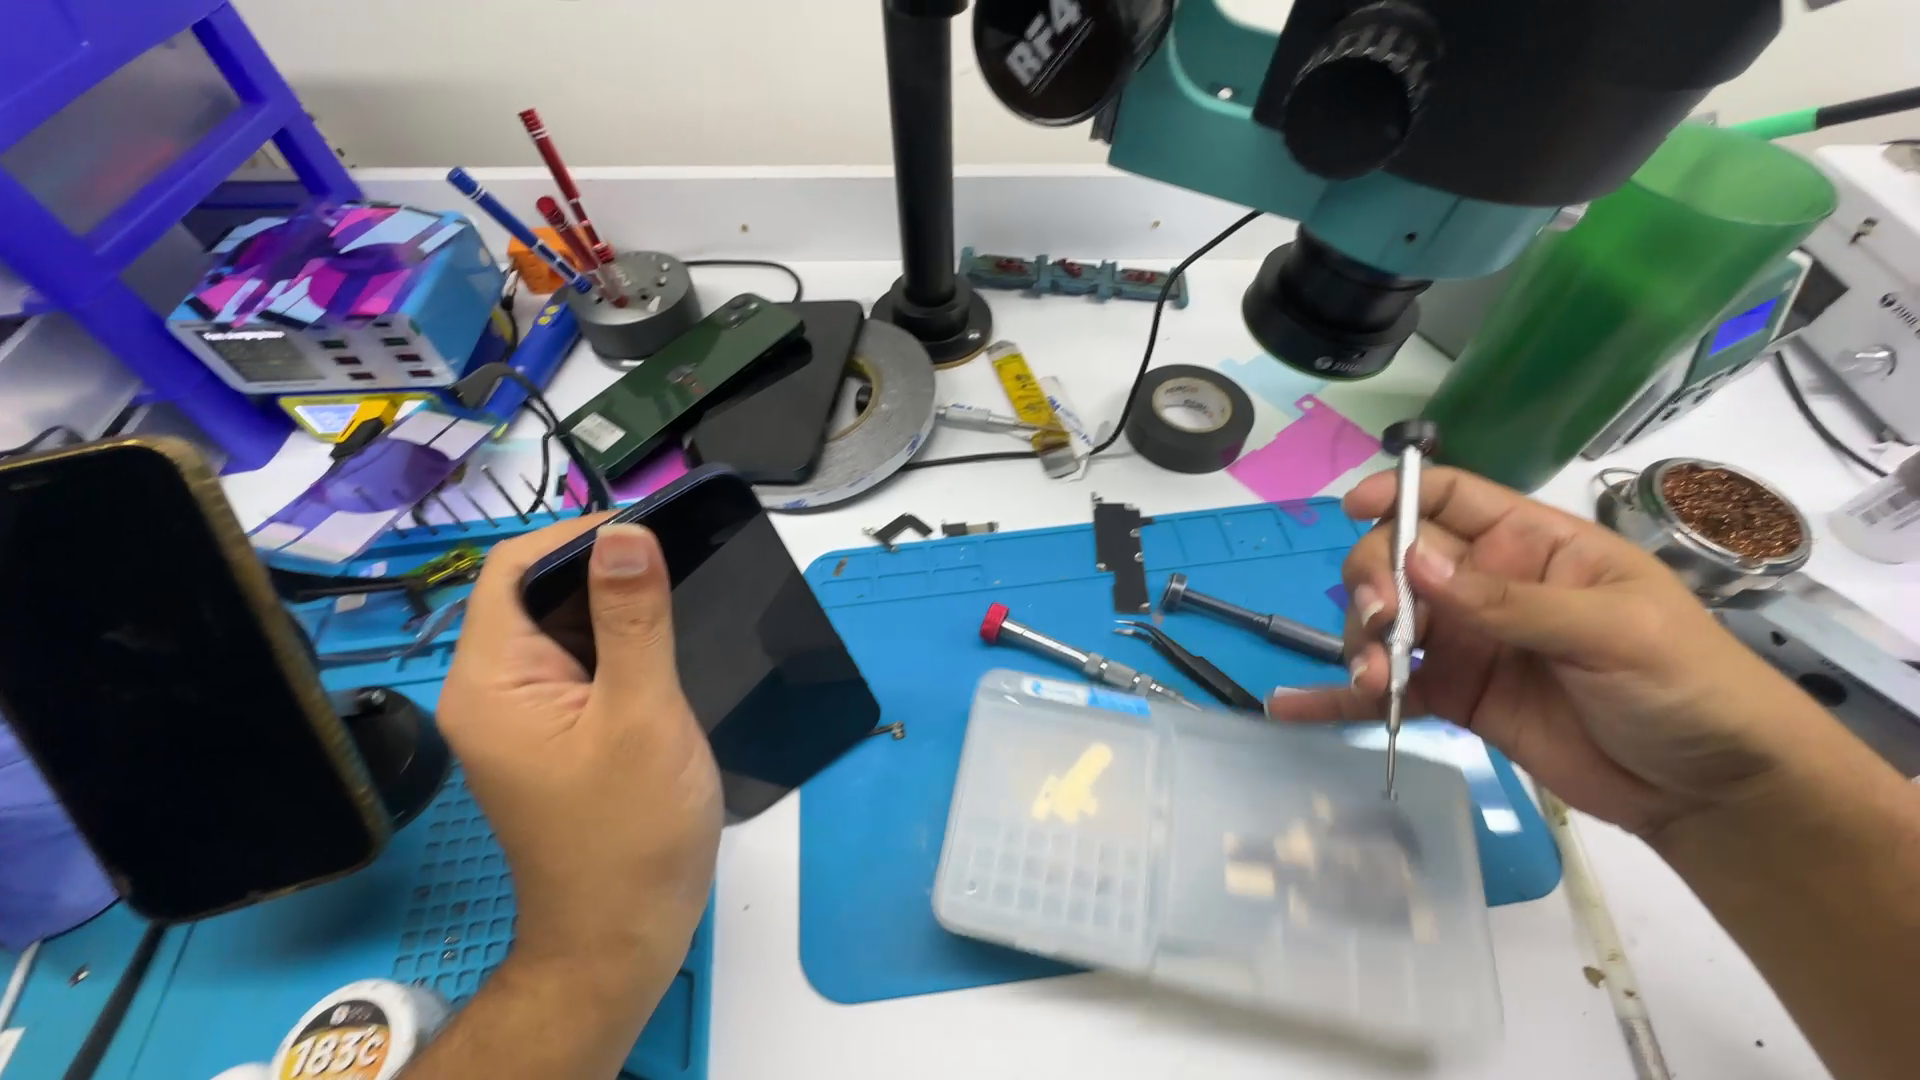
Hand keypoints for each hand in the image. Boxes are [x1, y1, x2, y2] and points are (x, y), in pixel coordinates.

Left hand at [438, 519, 721, 995]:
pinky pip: (583, 665)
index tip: (655, 530)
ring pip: (566, 629)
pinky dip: (623, 644)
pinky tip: (670, 642)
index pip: (514, 569)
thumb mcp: (641, 714)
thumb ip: (634, 619)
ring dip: (619, 606)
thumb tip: (628, 532)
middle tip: (683, 562)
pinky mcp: (558, 732)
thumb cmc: (632, 828)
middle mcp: (494, 689)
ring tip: (685, 595)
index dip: (580, 536)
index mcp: (493, 679)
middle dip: (606, 569)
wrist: (624, 934)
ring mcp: (526, 714)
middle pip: (538, 595)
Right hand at [1267, 467, 1824, 836]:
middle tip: (1380, 620)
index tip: (1354, 510)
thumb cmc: (1689, 687)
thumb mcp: (1613, 631)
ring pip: (1382, 621)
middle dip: (1374, 582)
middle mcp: (1483, 585)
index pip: (1448, 499)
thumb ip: (1509, 600)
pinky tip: (1293, 705)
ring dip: (1358, 641)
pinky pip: (1385, 687)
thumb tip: (1413, 563)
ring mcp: (1463, 640)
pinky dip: (1338, 696)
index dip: (1398, 494)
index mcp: (1529, 546)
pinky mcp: (1451, 695)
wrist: (1710, 793)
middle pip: (1397, 560)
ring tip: (1370, 678)